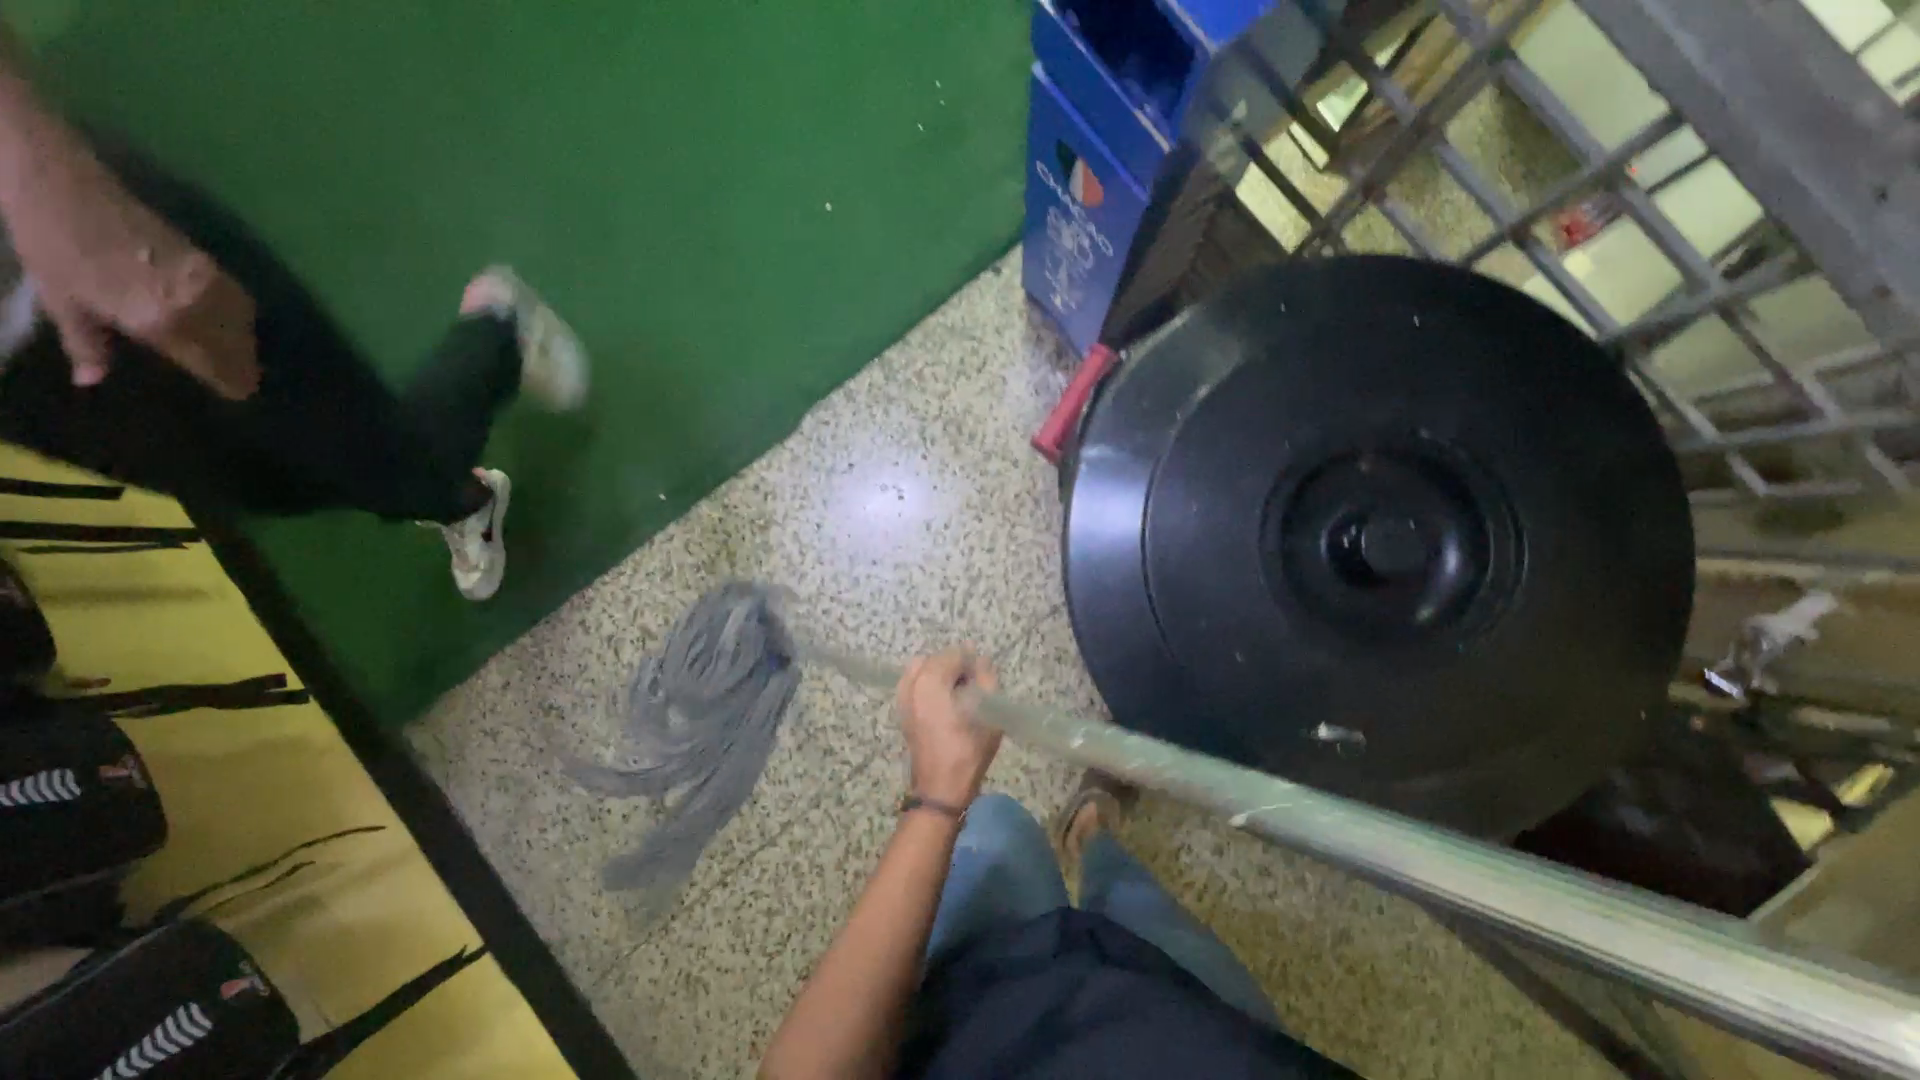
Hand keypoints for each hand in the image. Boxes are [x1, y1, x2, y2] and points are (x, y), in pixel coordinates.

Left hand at [0, 119, 258, 398]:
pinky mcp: (212, 266)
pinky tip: (234, 325)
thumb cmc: (55, 248)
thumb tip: (91, 380)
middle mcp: (196, 307)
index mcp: (160, 322)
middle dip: (242, 367)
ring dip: (245, 345)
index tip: (238, 396)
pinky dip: (242, 320)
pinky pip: (240, 304)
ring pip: (245, 327)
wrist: (64, 189)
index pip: (213, 364)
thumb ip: (87, 344)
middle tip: (243, 383)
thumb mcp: (62, 301)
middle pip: (237, 348)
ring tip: (242, 357)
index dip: (229, 383)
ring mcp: (209, 283)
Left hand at [895, 648, 1000, 806]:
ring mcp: (903, 697)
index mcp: (931, 681)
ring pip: (922, 669)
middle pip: (936, 659)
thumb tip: (982, 661)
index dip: (973, 663)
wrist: (940, 788)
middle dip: (955, 666)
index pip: (954, 654)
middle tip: (974, 686)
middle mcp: (912, 683)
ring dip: (941, 674)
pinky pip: (914, 683)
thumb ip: (986, 680)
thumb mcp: (988, 714)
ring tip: (958, 693)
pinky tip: (943, 701)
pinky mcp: (901, 711)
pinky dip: (928, 684)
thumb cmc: (967, 751)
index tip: (985, 679)